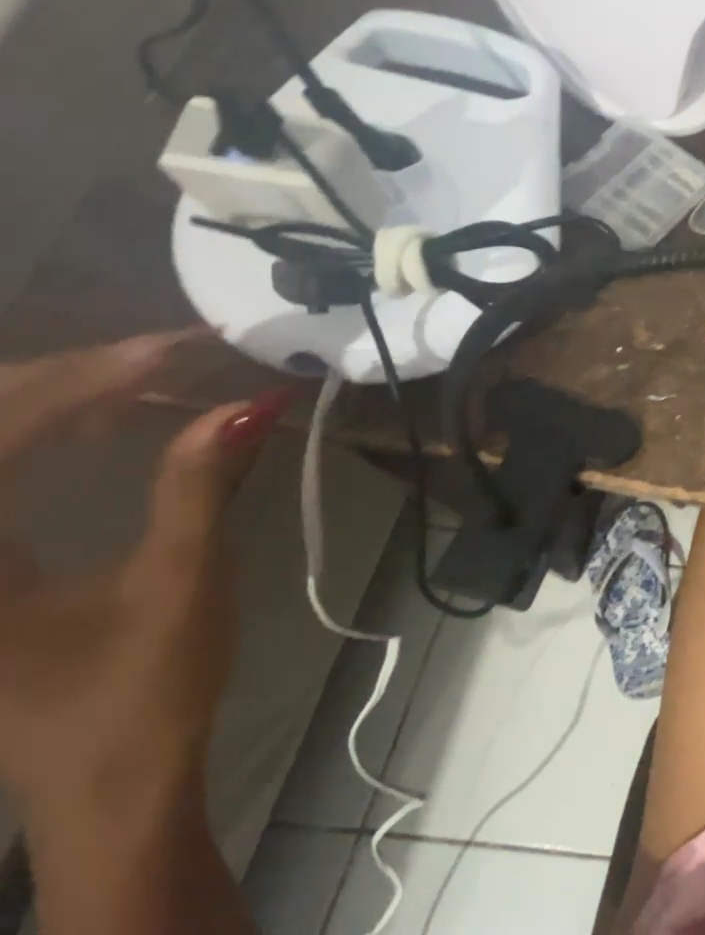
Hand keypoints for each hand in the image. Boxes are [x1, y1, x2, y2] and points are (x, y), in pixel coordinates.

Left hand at [0, 333, 292, 815]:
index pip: (5, 428)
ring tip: (151, 378)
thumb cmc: (142, 693)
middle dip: (73, 375)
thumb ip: (200, 486)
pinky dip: (49, 435)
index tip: (180, 350)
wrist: (110, 785)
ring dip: (60, 399)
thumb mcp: (180, 584)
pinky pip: (1, 472)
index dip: (90, 377)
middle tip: (173, 356)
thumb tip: (248, 406)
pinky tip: (105, 424)